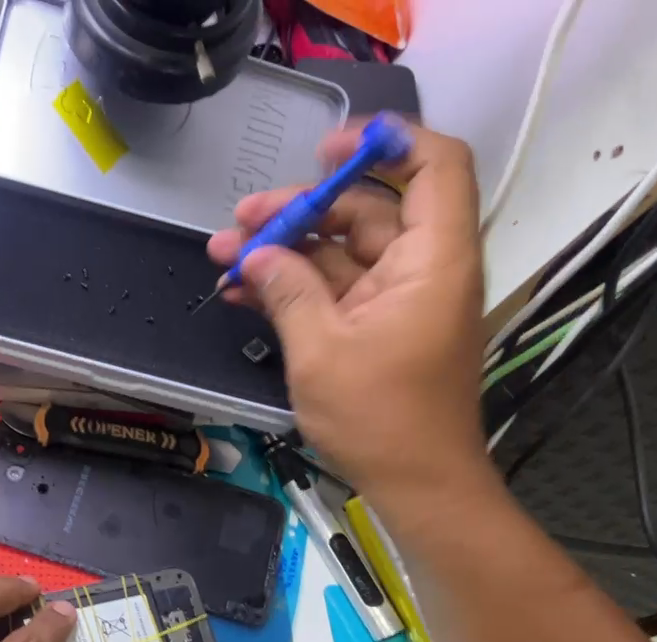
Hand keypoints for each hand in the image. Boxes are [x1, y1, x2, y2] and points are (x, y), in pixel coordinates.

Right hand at [207, 124, 492, 512]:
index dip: (383, 144)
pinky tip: (242, 291)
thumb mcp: (321, 351)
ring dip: (284, 252)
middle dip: (301, 210)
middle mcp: (420, 268)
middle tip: (239, 221)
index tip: (324, 150)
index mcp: (432, 259)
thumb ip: (288, 292)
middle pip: (366, 211)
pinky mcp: (374, 328)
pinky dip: (292, 289)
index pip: (432, 166)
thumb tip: (256, 254)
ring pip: (340, 253)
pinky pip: (332, 291)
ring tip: (224, 256)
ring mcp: (396, 299)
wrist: (414, 482)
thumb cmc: (380, 417)